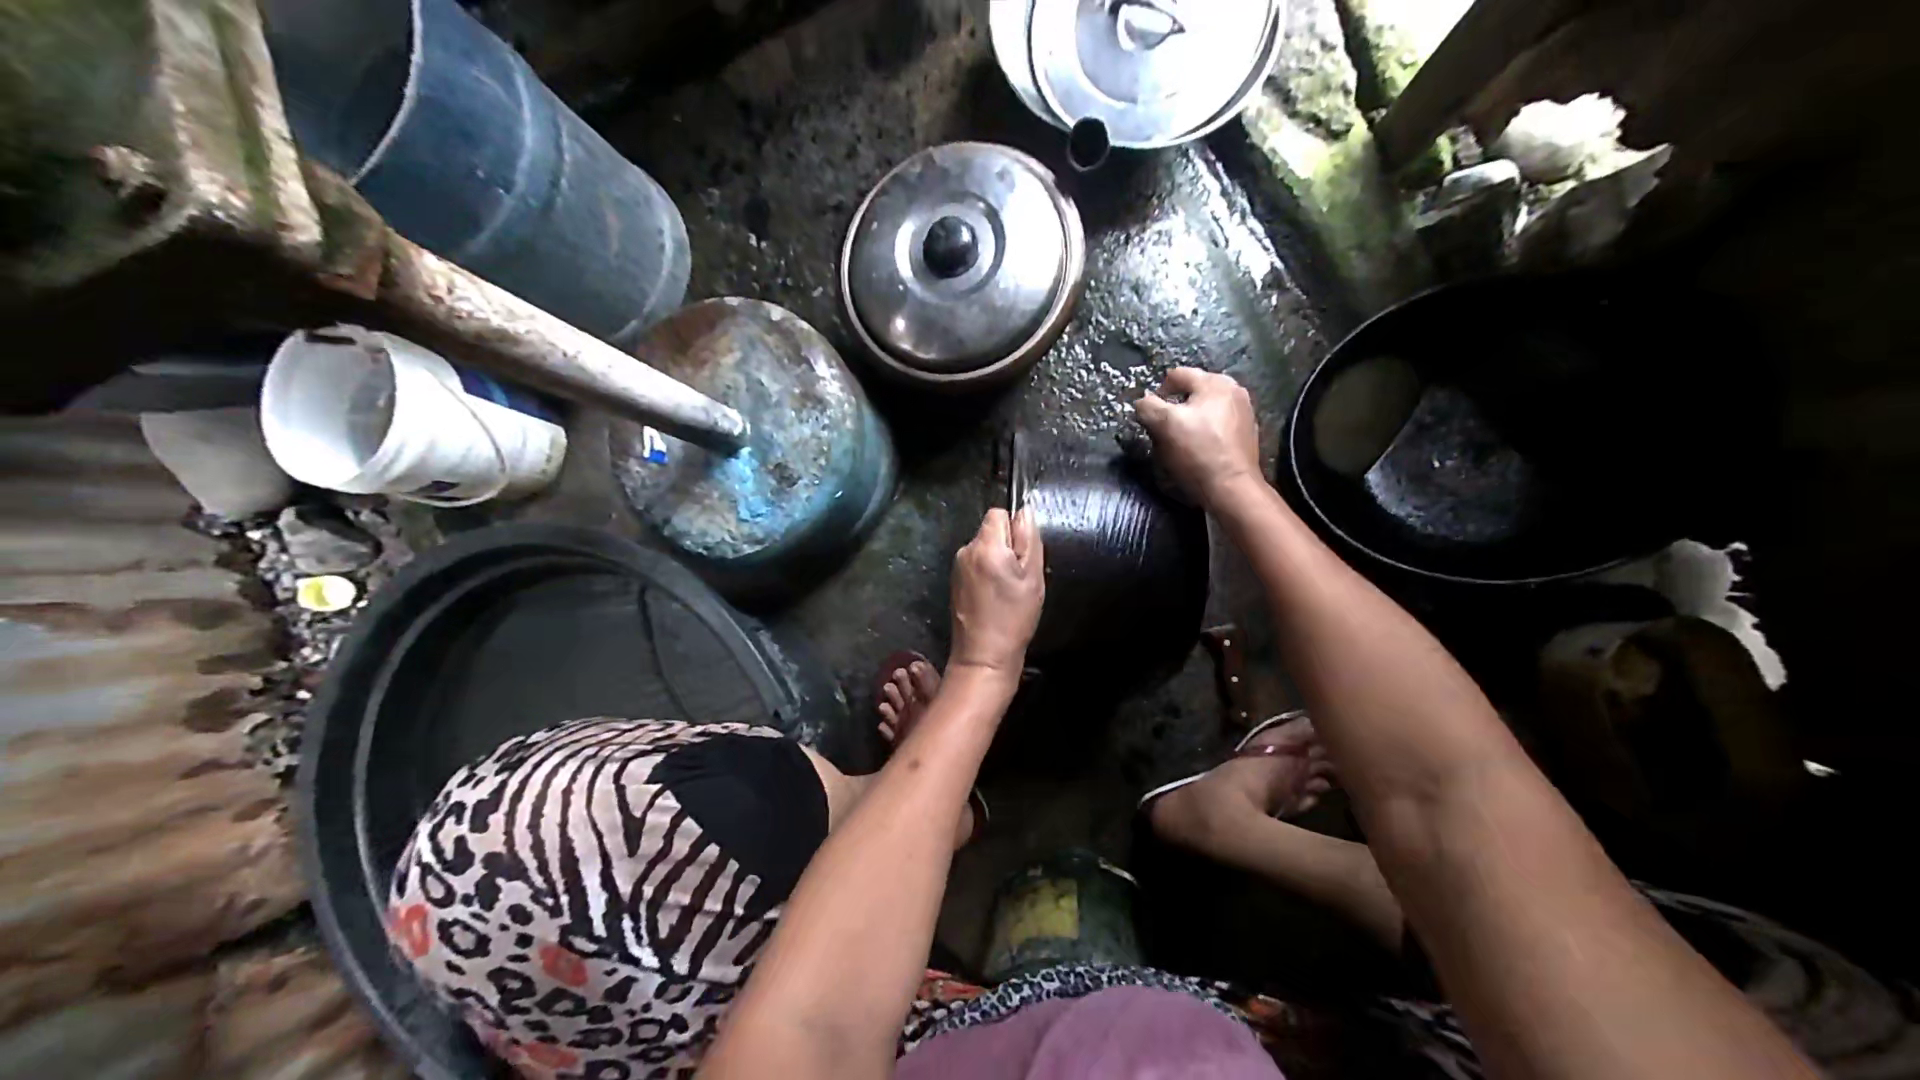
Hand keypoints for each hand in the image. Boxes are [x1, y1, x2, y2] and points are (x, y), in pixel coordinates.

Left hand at [949, 507, 1044, 679]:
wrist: (983, 655)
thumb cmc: (1013, 617)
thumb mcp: (1032, 577)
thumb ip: (1029, 539)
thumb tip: (1024, 511)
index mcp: (985, 546)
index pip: (998, 513)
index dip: (1015, 529)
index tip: (1022, 555)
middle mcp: (966, 551)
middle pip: (990, 531)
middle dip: (1006, 546)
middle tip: (1018, 577)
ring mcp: (957, 567)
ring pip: (984, 549)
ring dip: (996, 561)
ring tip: (1007, 591)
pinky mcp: (954, 581)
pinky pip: (975, 565)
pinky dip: (986, 574)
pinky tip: (994, 598)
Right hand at [1133, 368, 1261, 507]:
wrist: (1231, 488)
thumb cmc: (1197, 452)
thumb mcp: (1163, 425)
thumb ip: (1148, 406)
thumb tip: (1143, 402)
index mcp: (1215, 382)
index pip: (1177, 375)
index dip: (1158, 392)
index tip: (1151, 416)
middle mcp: (1234, 390)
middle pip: (1193, 392)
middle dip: (1176, 407)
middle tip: (1165, 430)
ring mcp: (1244, 412)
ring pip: (1207, 408)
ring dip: (1192, 420)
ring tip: (1183, 441)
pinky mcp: (1247, 433)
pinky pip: (1219, 425)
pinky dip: (1207, 432)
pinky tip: (1201, 450)